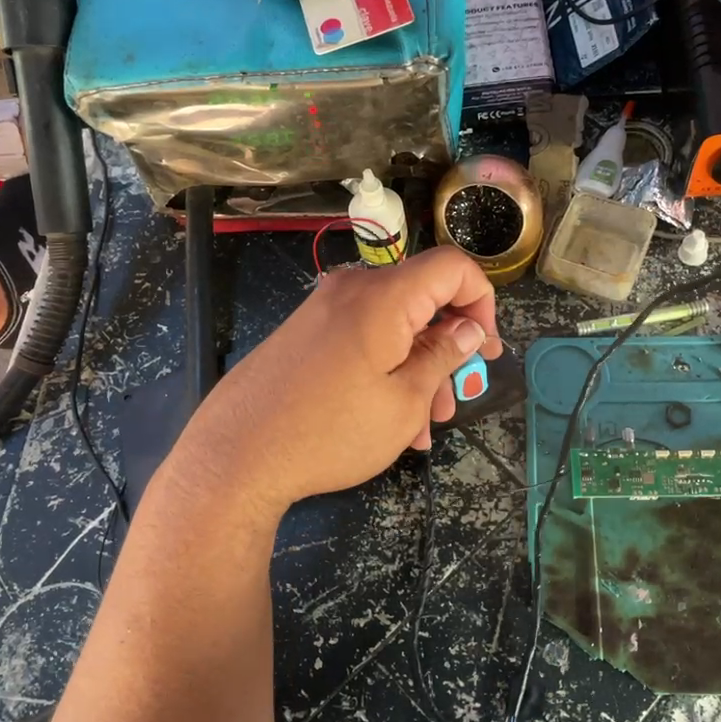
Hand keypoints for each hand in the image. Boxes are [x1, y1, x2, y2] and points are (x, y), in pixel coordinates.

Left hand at [163, 247, 499, 514]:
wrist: (235, 456)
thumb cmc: (331, 431)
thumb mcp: (404, 402)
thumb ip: (444, 356)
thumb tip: (471, 327)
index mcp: (384, 296)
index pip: (453, 266)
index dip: (482, 301)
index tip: (485, 348)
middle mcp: (353, 290)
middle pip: (423, 301)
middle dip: (448, 350)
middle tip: (454, 402)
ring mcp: (324, 310)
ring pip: (394, 327)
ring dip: (418, 369)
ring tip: (422, 429)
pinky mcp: (306, 333)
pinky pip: (363, 339)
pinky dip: (386, 368)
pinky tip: (389, 420)